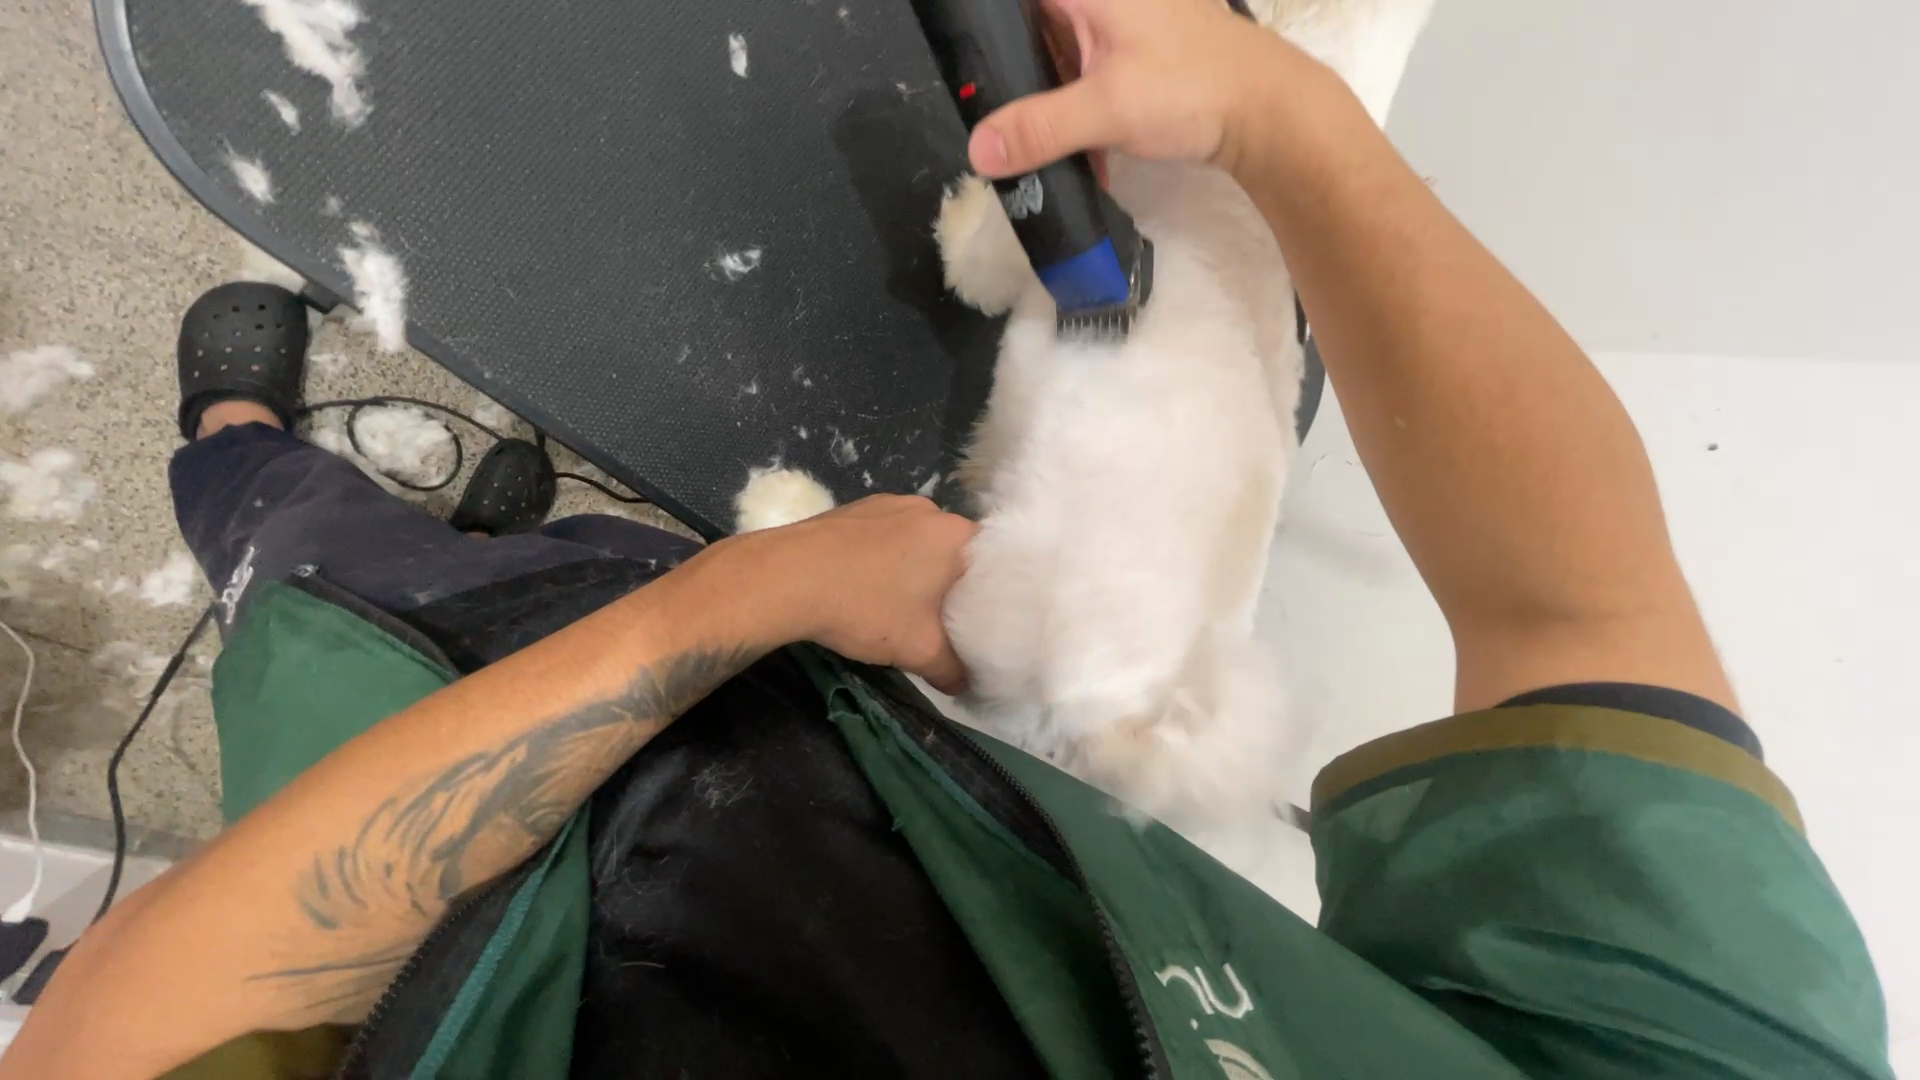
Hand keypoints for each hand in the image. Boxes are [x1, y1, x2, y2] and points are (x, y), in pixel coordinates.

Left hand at [712, 496, 978, 692]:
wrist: (785, 578)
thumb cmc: (865, 608)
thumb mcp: (920, 652)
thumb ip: (954, 670)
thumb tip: (966, 683)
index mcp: (955, 534)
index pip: (993, 561)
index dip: (991, 592)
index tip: (981, 619)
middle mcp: (928, 508)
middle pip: (954, 550)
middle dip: (950, 583)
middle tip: (942, 619)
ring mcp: (888, 503)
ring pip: (918, 541)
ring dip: (914, 569)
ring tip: (900, 604)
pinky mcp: (855, 507)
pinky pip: (886, 534)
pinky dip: (884, 557)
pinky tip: (866, 584)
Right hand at [967, 0, 1301, 177]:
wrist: (1262, 111)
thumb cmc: (1188, 88)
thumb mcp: (1105, 109)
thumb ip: (1039, 129)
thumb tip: (978, 153)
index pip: (1016, 4)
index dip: (987, 29)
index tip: (968, 68)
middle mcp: (1099, 1)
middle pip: (1034, 27)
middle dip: (1013, 77)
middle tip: (992, 121)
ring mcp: (1118, 29)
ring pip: (1059, 60)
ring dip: (1047, 107)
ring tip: (1030, 152)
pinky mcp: (1131, 60)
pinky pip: (1085, 83)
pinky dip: (1078, 118)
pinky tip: (1083, 161)